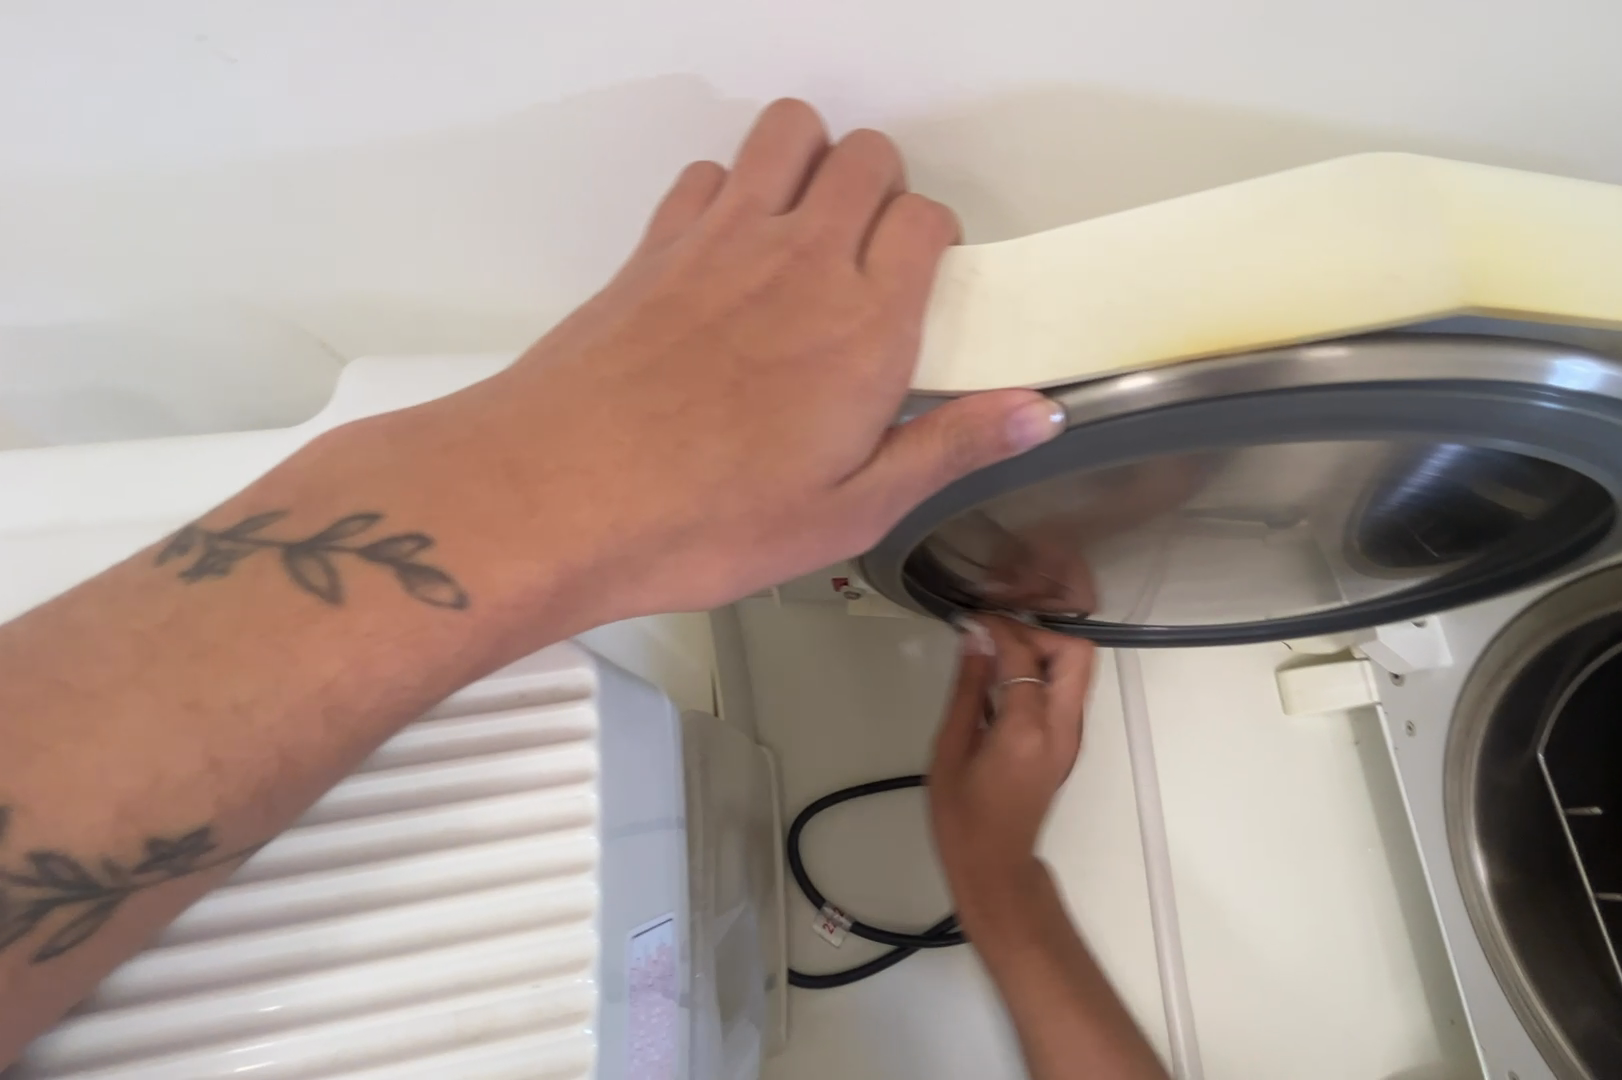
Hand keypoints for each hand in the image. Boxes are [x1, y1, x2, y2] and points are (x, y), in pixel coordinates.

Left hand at [428, 99, 1063, 624]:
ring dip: (818, 163)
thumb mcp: (855, 510)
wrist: (556, 499)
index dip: (939, 245)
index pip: (928, 224)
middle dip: (888, 193)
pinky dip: (739, 188)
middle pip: (868, 158)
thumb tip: (1040, 411)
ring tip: (815, 230)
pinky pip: (712, 171)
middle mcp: (801, 260)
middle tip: (878, 259)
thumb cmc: (711, 518)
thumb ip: (952, 446)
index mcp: (865, 326)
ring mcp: (722, 240)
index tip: (930, 286)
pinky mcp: (658, 245)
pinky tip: (737, 249)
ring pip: (791, 134)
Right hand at [928, 616, 1095, 916]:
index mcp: (1027, 731)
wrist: (995, 865)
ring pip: (1078, 670)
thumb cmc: (961, 815)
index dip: (999, 629)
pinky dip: (1042, 674)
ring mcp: (1072, 737)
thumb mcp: (950, 748)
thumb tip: (975, 640)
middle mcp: (1062, 728)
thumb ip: (968, 689)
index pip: (1024, 657)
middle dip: (1037, 634)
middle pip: (1077, 654)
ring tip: (996, 658)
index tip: (974, 623)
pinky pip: (1066, 691)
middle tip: (996, 640)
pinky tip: (1003, 685)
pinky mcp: (1070, 743)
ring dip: (1043, 652)